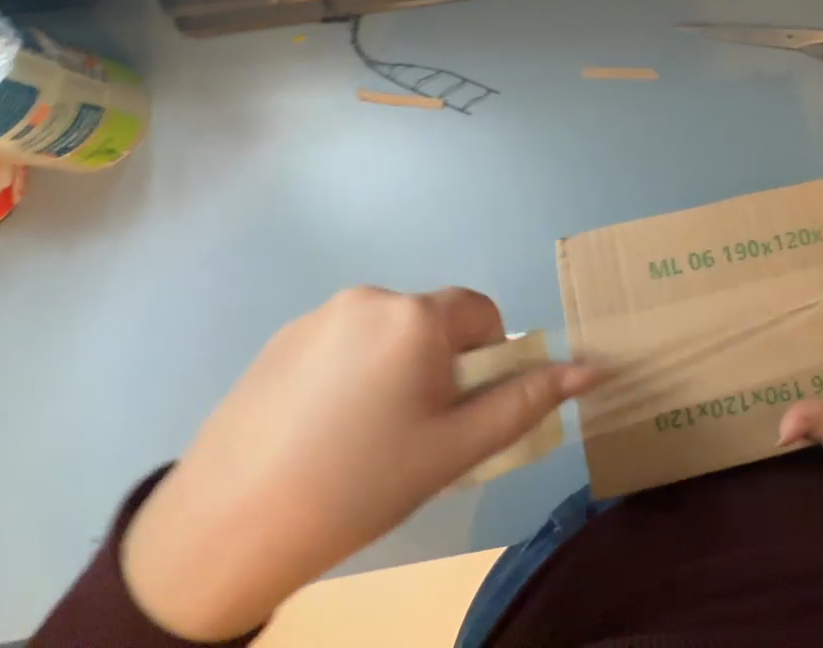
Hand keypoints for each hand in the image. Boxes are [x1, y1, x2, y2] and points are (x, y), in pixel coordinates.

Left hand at [122, 287, 602, 641]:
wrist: (231, 524)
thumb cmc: (363, 483)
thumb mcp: (457, 449)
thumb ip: (526, 402)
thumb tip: (591, 370)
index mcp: (415, 317)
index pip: (481, 313)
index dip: (485, 360)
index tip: (458, 411)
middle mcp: (368, 298)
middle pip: (432, 322)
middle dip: (439, 366)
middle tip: (412, 432)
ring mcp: (317, 316)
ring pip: (386, 333)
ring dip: (394, 367)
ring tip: (362, 435)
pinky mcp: (279, 340)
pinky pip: (342, 342)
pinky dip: (350, 373)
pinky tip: (321, 429)